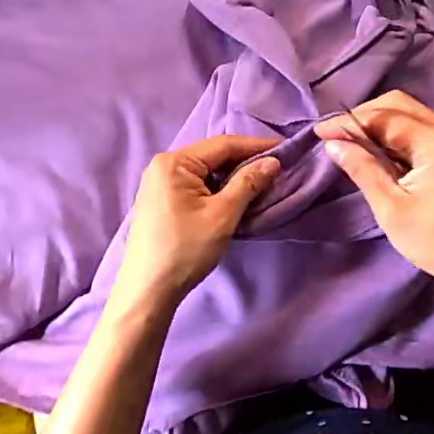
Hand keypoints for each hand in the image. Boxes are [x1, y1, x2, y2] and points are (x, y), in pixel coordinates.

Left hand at [113, 134, 282, 305]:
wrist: (148, 289)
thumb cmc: (186, 250)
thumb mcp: (223, 215)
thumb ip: (248, 183)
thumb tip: (272, 162)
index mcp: (174, 162)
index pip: (223, 144)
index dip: (257, 146)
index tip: (286, 150)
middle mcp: (163, 165)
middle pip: (212, 156)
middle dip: (245, 161)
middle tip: (277, 169)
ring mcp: (158, 183)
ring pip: (205, 171)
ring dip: (232, 177)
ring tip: (261, 183)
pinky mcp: (160, 200)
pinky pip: (194, 185)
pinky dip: (217, 188)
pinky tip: (235, 197)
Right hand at [314, 91, 433, 289]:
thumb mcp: (391, 208)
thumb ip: (362, 169)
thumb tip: (332, 143)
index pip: (385, 118)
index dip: (349, 122)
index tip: (319, 133)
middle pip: (400, 105)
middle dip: (363, 116)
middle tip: (334, 136)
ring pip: (411, 114)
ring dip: (379, 124)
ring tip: (350, 143)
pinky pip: (423, 129)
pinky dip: (397, 134)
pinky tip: (378, 151)